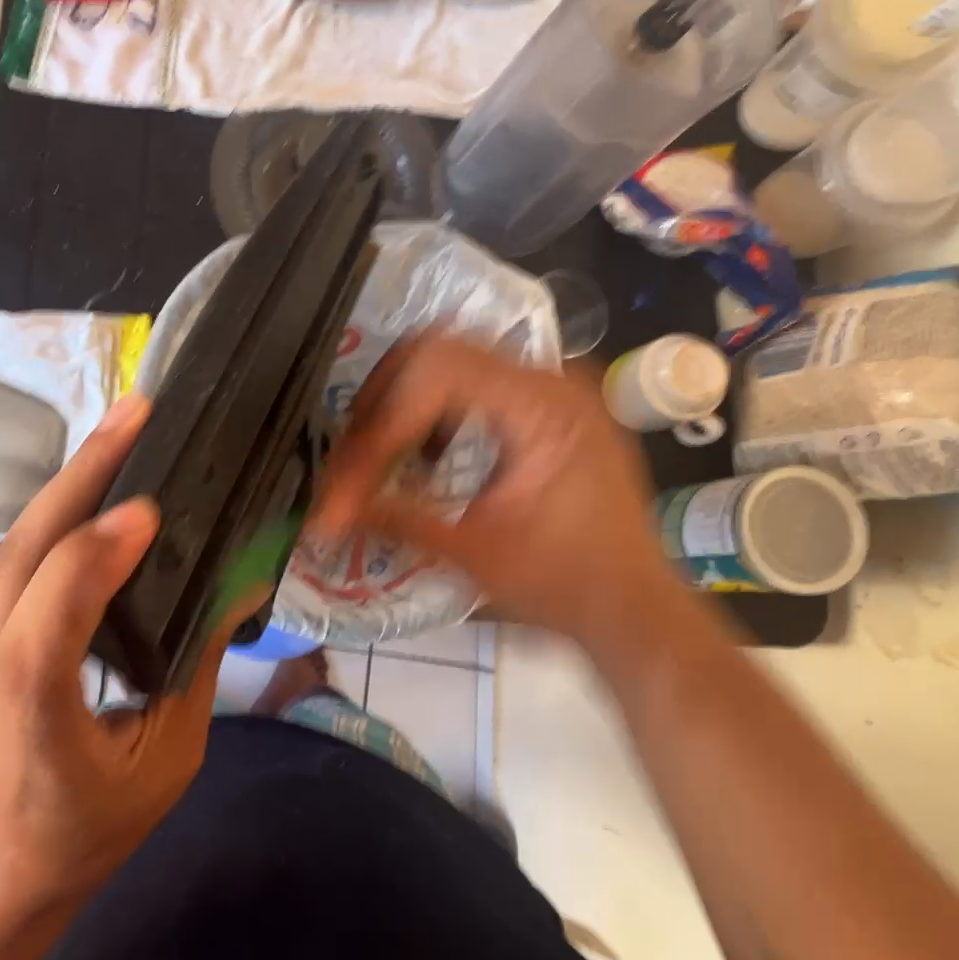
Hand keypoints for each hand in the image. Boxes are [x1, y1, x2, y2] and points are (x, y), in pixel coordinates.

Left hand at [0, 393, 255, 919]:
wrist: (3, 868)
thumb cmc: (89, 830)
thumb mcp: (164, 762)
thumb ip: (196, 669)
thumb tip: (239, 588)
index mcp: (32, 708)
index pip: (54, 608)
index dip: (99, 552)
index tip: (152, 510)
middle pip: (22, 550)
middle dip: (78, 474)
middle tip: (134, 413)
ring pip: (14, 549)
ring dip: (68, 486)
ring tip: (121, 435)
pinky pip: (21, 568)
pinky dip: (60, 521)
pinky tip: (97, 495)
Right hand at [309, 332, 687, 653]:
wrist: (634, 608)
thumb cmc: (565, 585)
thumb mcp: (473, 552)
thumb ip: (397, 519)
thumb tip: (324, 513)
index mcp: (542, 406)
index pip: (435, 373)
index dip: (381, 422)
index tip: (350, 480)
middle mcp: (548, 379)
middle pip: (434, 351)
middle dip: (379, 402)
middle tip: (353, 456)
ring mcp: (549, 388)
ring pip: (447, 360)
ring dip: (399, 403)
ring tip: (375, 456)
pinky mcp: (543, 406)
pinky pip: (469, 382)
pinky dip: (428, 410)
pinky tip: (417, 455)